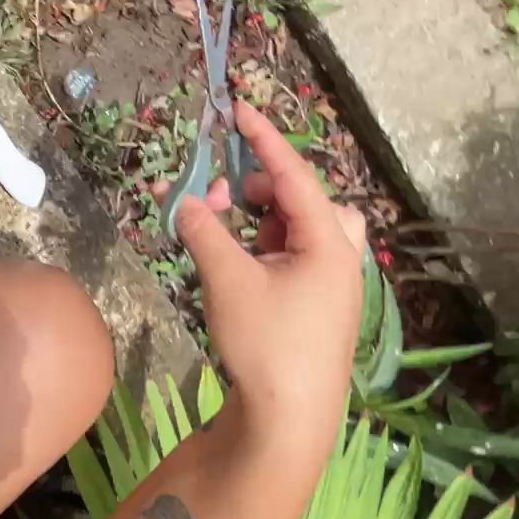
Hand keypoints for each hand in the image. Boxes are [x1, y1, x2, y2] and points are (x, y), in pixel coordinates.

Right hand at [164, 101, 365, 460]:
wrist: (290, 412)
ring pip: (297, 223)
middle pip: (304, 197)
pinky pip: (286, 247)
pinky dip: (257, 237)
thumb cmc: (266, 341)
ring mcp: (326, 279)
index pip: (295, 176)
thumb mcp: (226, 279)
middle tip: (217, 188)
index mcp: (328, 244)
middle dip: (259, 183)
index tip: (239, 107)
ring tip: (219, 217)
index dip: (265, 139)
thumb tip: (182, 197)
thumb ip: (203, 230)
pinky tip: (229, 250)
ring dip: (256, 212)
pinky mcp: (309, 297)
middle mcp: (336, 255)